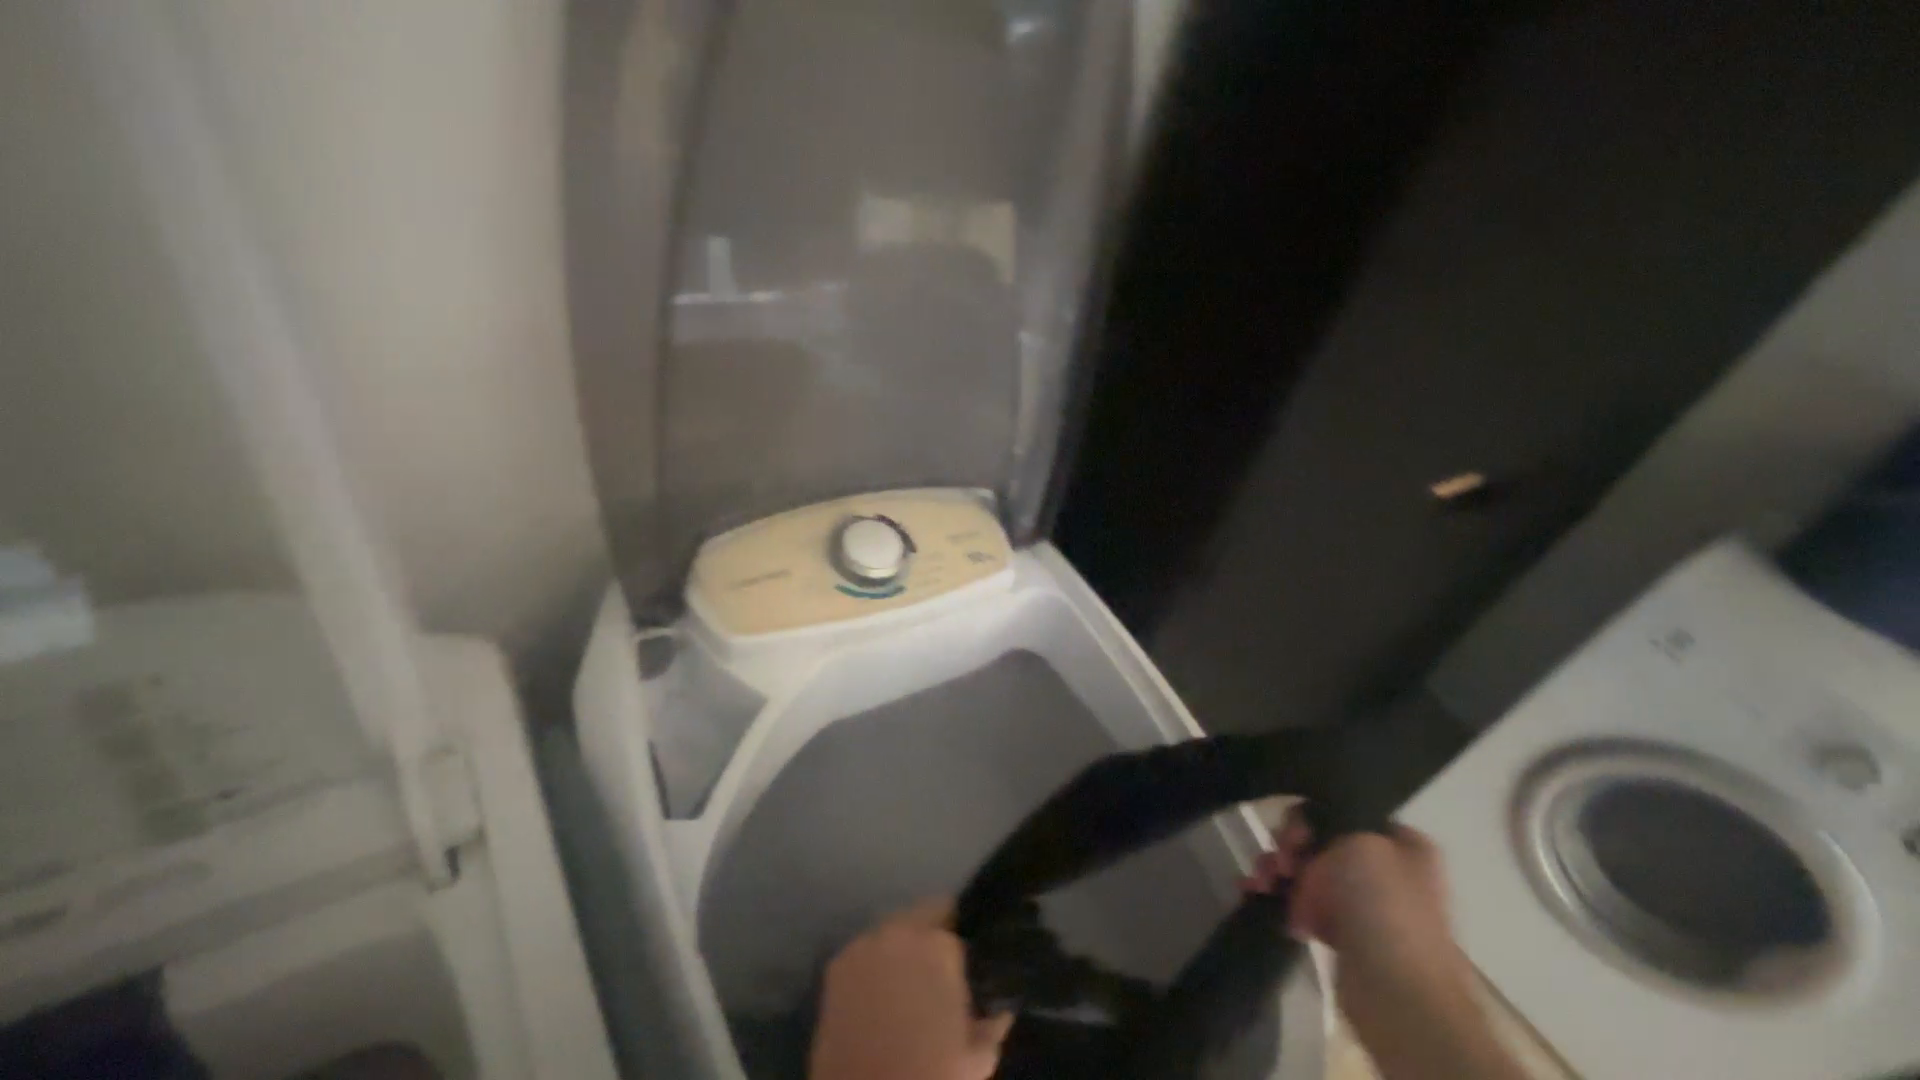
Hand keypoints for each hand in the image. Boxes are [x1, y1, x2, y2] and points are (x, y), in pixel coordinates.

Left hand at [809, 899, 1014, 1079]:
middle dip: (937, 936)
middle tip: (943, 972)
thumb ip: (993, 1021)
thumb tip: (998, 1005)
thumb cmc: (929, 1076)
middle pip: (926, 915)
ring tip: (910, 983)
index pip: (963, 921)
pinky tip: (881, 993)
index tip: (971, 966)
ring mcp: (863, 945)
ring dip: (905, 948)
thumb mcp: (978, 1058)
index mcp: (939, 945)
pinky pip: (867, 952)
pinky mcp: (836, 966)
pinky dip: (876, 964)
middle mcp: (900, 932)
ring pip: (894, 931)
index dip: (968, 944)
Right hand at [1248, 815, 1523, 1079]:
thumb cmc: (1382, 906)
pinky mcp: (1345, 934)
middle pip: (1321, 842)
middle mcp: (1387, 867)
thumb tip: (1309, 831)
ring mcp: (1366, 903)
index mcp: (1402, 842)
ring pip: (1309, 873)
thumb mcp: (1356, 840)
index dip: (1311, 818)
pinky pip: (1305, 904)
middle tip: (1279, 865)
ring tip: (1258, 883)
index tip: (1291, 836)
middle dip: (1289, 848)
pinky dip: (1281, 900)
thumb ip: (1327, 822)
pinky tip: (1255, 895)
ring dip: (1278, 872)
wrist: (1395, 991)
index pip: (1344, 812)